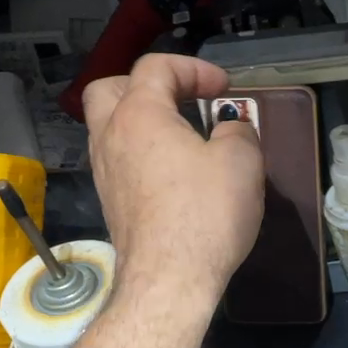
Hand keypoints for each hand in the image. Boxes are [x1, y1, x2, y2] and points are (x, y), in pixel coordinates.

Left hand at [82, 55, 263, 294]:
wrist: (169, 279)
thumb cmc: (206, 214)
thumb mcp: (241, 162)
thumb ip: (238, 131)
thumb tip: (229, 128)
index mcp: (139, 114)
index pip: (156, 67)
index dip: (194, 69)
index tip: (224, 89)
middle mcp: (111, 136)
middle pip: (111, 90)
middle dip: (146, 86)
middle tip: (180, 101)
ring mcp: (105, 173)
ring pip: (110, 128)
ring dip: (142, 123)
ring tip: (180, 139)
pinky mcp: (111, 204)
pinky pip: (119, 162)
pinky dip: (141, 155)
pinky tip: (172, 176)